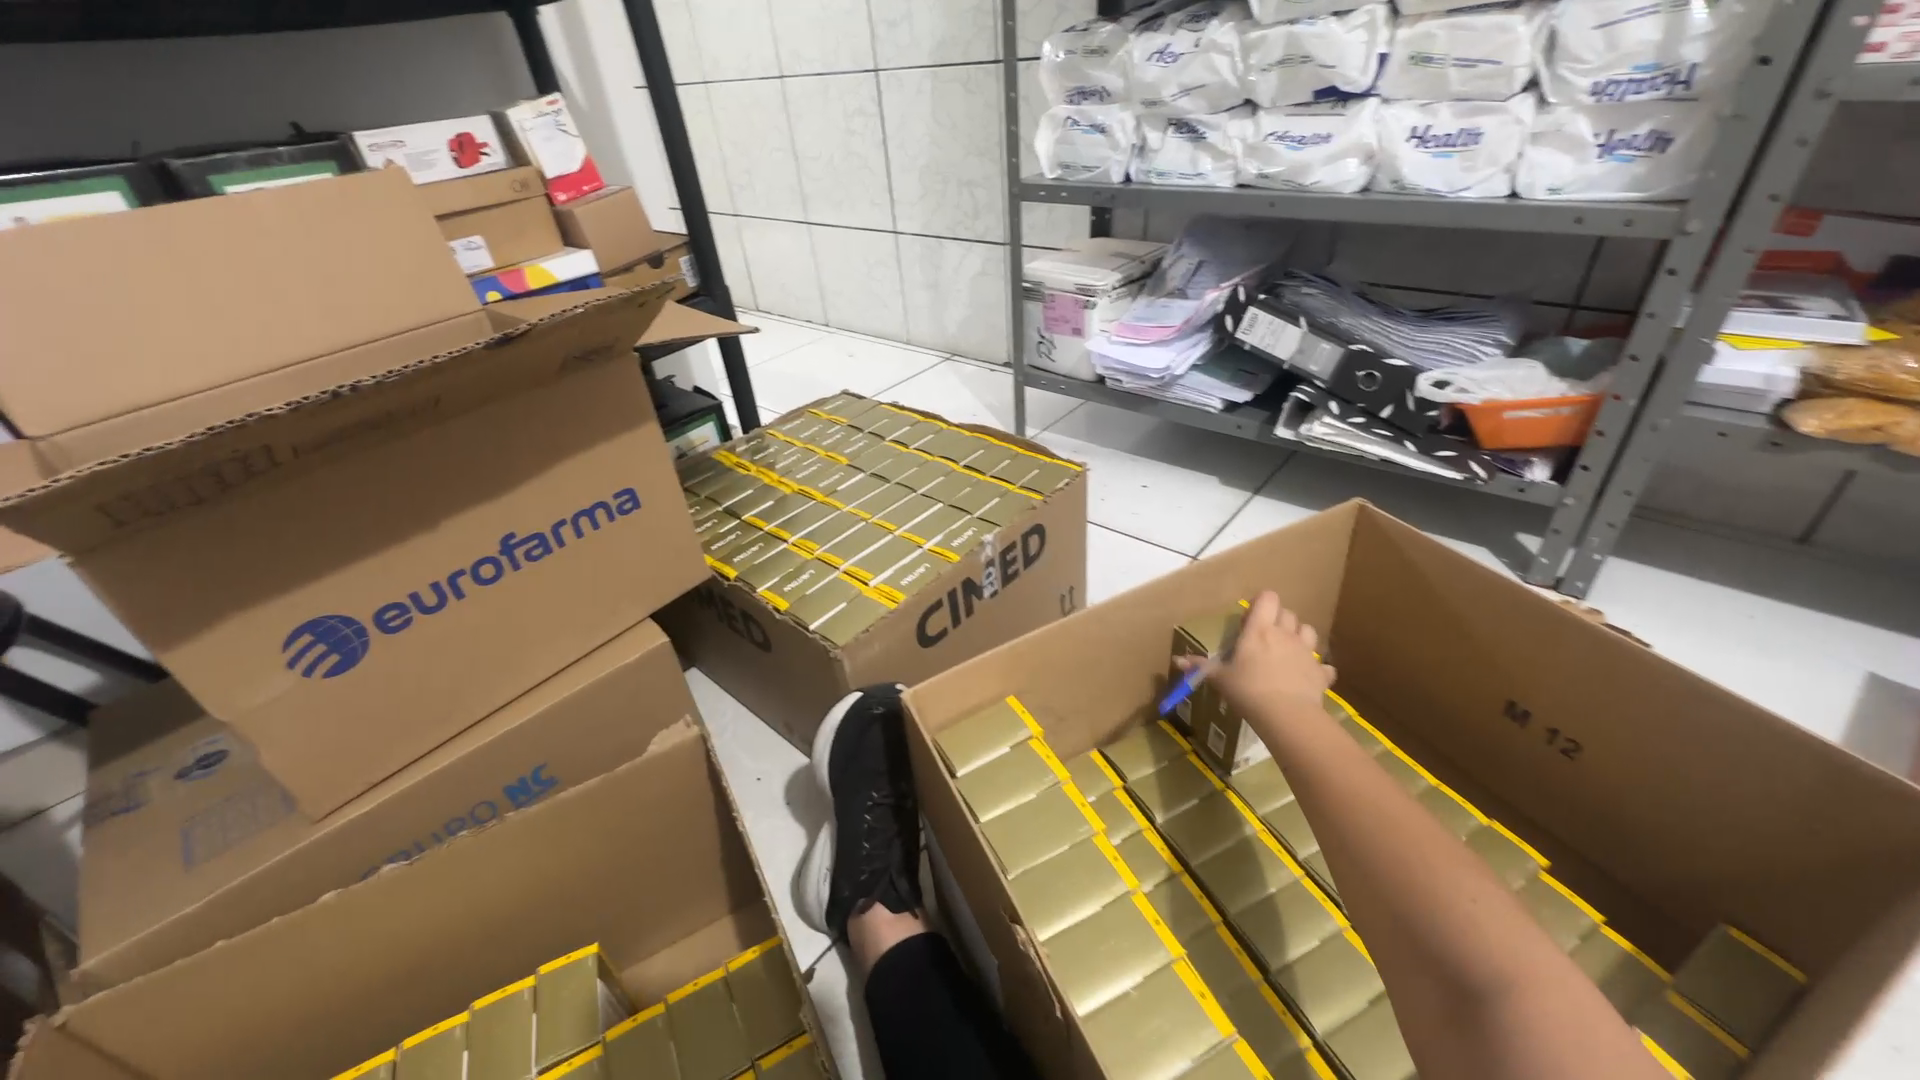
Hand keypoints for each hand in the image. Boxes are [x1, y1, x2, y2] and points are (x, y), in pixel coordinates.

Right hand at [1180, 592, 1335, 722]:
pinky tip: (1308, 677)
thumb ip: (1201, 667)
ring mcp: (1307, 652)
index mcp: (1259, 630)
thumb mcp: (1220, 678)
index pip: (1268, 598)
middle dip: (1279, 619)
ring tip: (1288, 651)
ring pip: (1308, 631)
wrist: (1286, 714)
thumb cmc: (1248, 690)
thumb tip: (1177, 660)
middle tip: (1266, 636)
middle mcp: (1285, 634)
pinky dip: (1317, 669)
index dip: (1261, 603)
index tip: (1251, 617)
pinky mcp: (1321, 672)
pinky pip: (1323, 665)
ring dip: (1300, 636)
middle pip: (1288, 613)